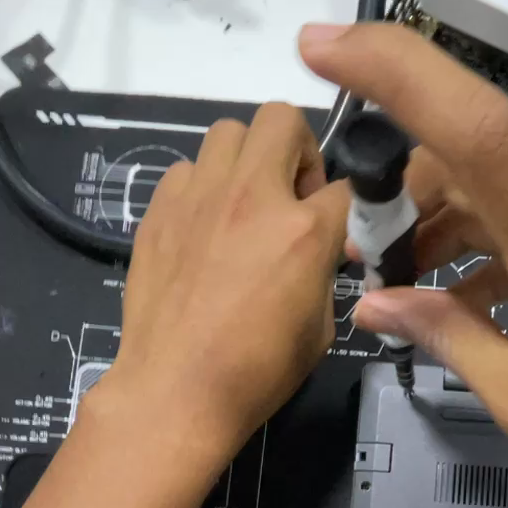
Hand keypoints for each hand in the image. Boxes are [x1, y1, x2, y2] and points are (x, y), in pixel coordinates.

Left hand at [95, 103, 351, 454]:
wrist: (179, 389)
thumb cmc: (259, 372)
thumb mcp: (320, 330)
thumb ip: (324, 275)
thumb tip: (319, 253)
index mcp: (304, 232)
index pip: (346, 187)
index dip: (349, 208)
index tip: (339, 232)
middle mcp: (253, 196)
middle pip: (282, 118)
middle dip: (299, 151)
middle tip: (293, 199)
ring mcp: (199, 197)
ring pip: (228, 132)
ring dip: (248, 161)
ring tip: (245, 208)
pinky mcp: (159, 209)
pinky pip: (188, 170)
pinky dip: (204, 189)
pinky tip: (204, 230)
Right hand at [299, 24, 507, 507]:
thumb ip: (446, 338)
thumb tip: (376, 304)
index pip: (477, 126)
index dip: (396, 73)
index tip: (323, 48)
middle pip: (470, 153)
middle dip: (403, 192)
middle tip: (368, 258)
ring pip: (496, 182)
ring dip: (442, 219)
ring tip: (406, 284)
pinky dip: (485, 238)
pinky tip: (463, 295)